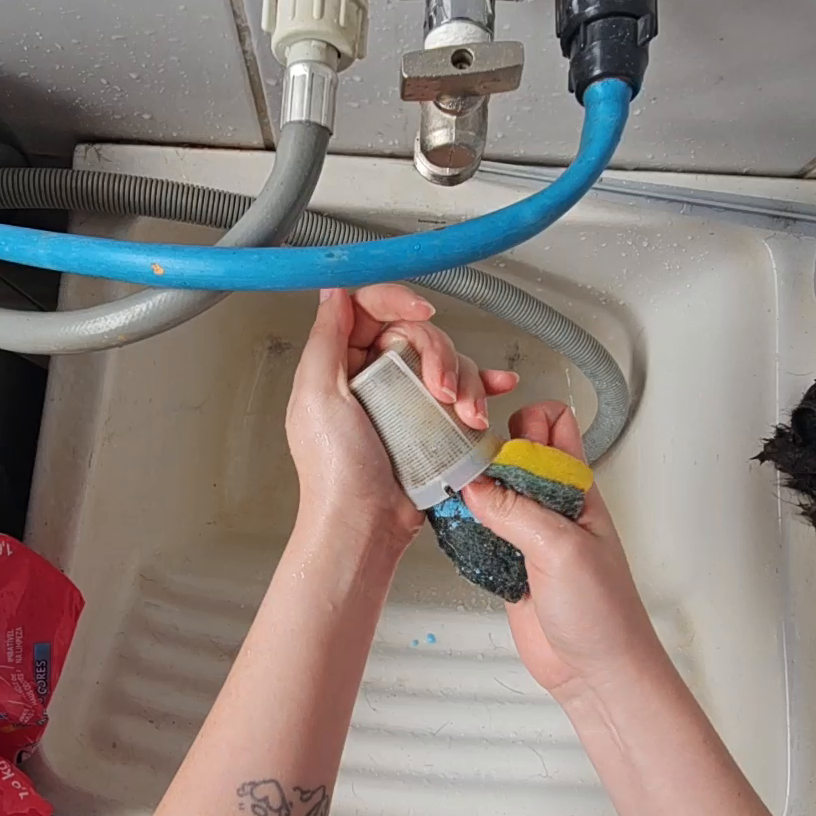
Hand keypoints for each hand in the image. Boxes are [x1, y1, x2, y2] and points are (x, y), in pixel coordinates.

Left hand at [288, 285, 516, 542]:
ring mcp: (403, 398)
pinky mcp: (430, 421)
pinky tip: (498, 388)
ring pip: (444, 360)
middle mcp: (372, 376)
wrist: (364, 524)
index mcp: (339, 364)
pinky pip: (462, 390)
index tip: (421, 313)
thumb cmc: (335, 471)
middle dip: (438, 354)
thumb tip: (332, 290)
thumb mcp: (317, 396)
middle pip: (416, 333)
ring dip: (465, 379)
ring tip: (466, 413)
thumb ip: (325, 339)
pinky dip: (483, 387)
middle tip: (439, 389)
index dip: (397, 302)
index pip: (370, 309)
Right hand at [461, 402, 659, 697]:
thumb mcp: (561, 549)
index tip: (498, 442)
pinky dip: (461, 525)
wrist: (597, 673)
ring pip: (490, 490)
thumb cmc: (604, 612)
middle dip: (487, 451)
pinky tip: (450, 528)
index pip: (553, 424)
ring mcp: (527, 532)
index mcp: (575, 486)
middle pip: (512, 452)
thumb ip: (516, 511)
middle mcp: (550, 502)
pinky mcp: (506, 561)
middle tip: (464, 468)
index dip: (526, 420)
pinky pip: (478, 529)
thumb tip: (473, 484)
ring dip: (468, 489)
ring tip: (449, 495)